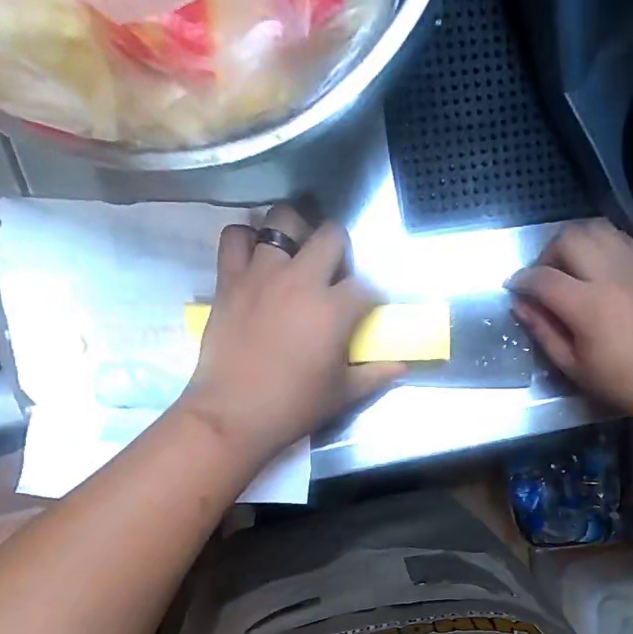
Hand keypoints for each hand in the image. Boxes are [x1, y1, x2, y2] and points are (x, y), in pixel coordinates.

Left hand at [175, 206, 404, 458]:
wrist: (236, 413)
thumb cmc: (296, 406)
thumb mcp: (344, 394)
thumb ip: (375, 374)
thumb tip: (402, 368)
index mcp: (335, 309)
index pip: (366, 284)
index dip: (370, 294)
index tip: (366, 307)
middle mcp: (302, 280)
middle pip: (331, 235)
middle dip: (340, 248)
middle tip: (333, 269)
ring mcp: (262, 274)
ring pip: (282, 220)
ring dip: (294, 230)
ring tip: (294, 250)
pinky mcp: (229, 279)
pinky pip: (234, 237)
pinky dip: (245, 239)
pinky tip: (254, 255)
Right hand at [506, 219, 632, 424]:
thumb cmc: (622, 381)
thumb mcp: (574, 367)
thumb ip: (544, 332)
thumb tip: (519, 306)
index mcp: (588, 306)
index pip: (543, 278)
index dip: (521, 280)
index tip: (513, 287)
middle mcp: (611, 276)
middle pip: (569, 238)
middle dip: (547, 253)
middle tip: (545, 276)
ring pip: (597, 229)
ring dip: (576, 242)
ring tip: (572, 266)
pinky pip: (622, 239)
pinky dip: (602, 245)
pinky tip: (600, 268)